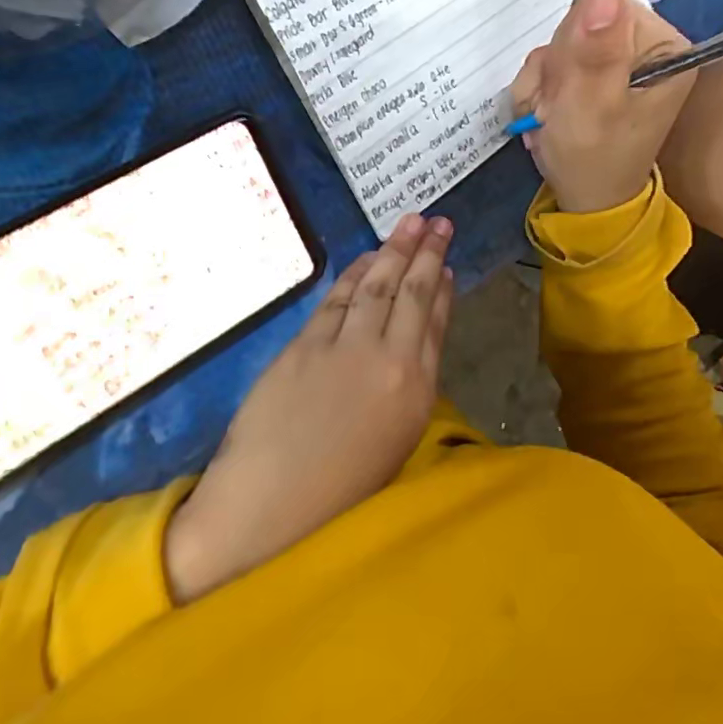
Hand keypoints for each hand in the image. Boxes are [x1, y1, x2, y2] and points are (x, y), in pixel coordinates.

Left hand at [164, 214, 453, 603]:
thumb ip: (406, 392)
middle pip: (411, 294)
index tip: (446, 263)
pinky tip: (366, 258)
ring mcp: (345, 348)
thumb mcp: (393, 443)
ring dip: (394, 251)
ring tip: (410, 224)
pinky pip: (338, 299)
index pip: (434, 324)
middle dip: (425, 253)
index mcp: (417, 394)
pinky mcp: (306, 344)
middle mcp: (388, 361)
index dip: (442, 288)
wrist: (275, 502)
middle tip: (438, 221)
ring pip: (377, 287)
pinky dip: (354, 275)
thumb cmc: (338, 491)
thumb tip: (409, 348)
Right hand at [508, 0, 695, 213]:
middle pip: (576, 26)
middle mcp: (643, 47)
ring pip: (555, 48)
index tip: (569, 87)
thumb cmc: (594, 158)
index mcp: (663, 47)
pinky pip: (548, 66)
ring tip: (551, 117)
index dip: (573, 45)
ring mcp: (614, 62)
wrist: (586, 199)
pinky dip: (537, 93)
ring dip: (540, 85)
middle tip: (557, 108)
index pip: (602, 9)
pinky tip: (547, 116)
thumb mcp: (591, 105)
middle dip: (553, 70)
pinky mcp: (591, 76)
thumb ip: (596, 52)